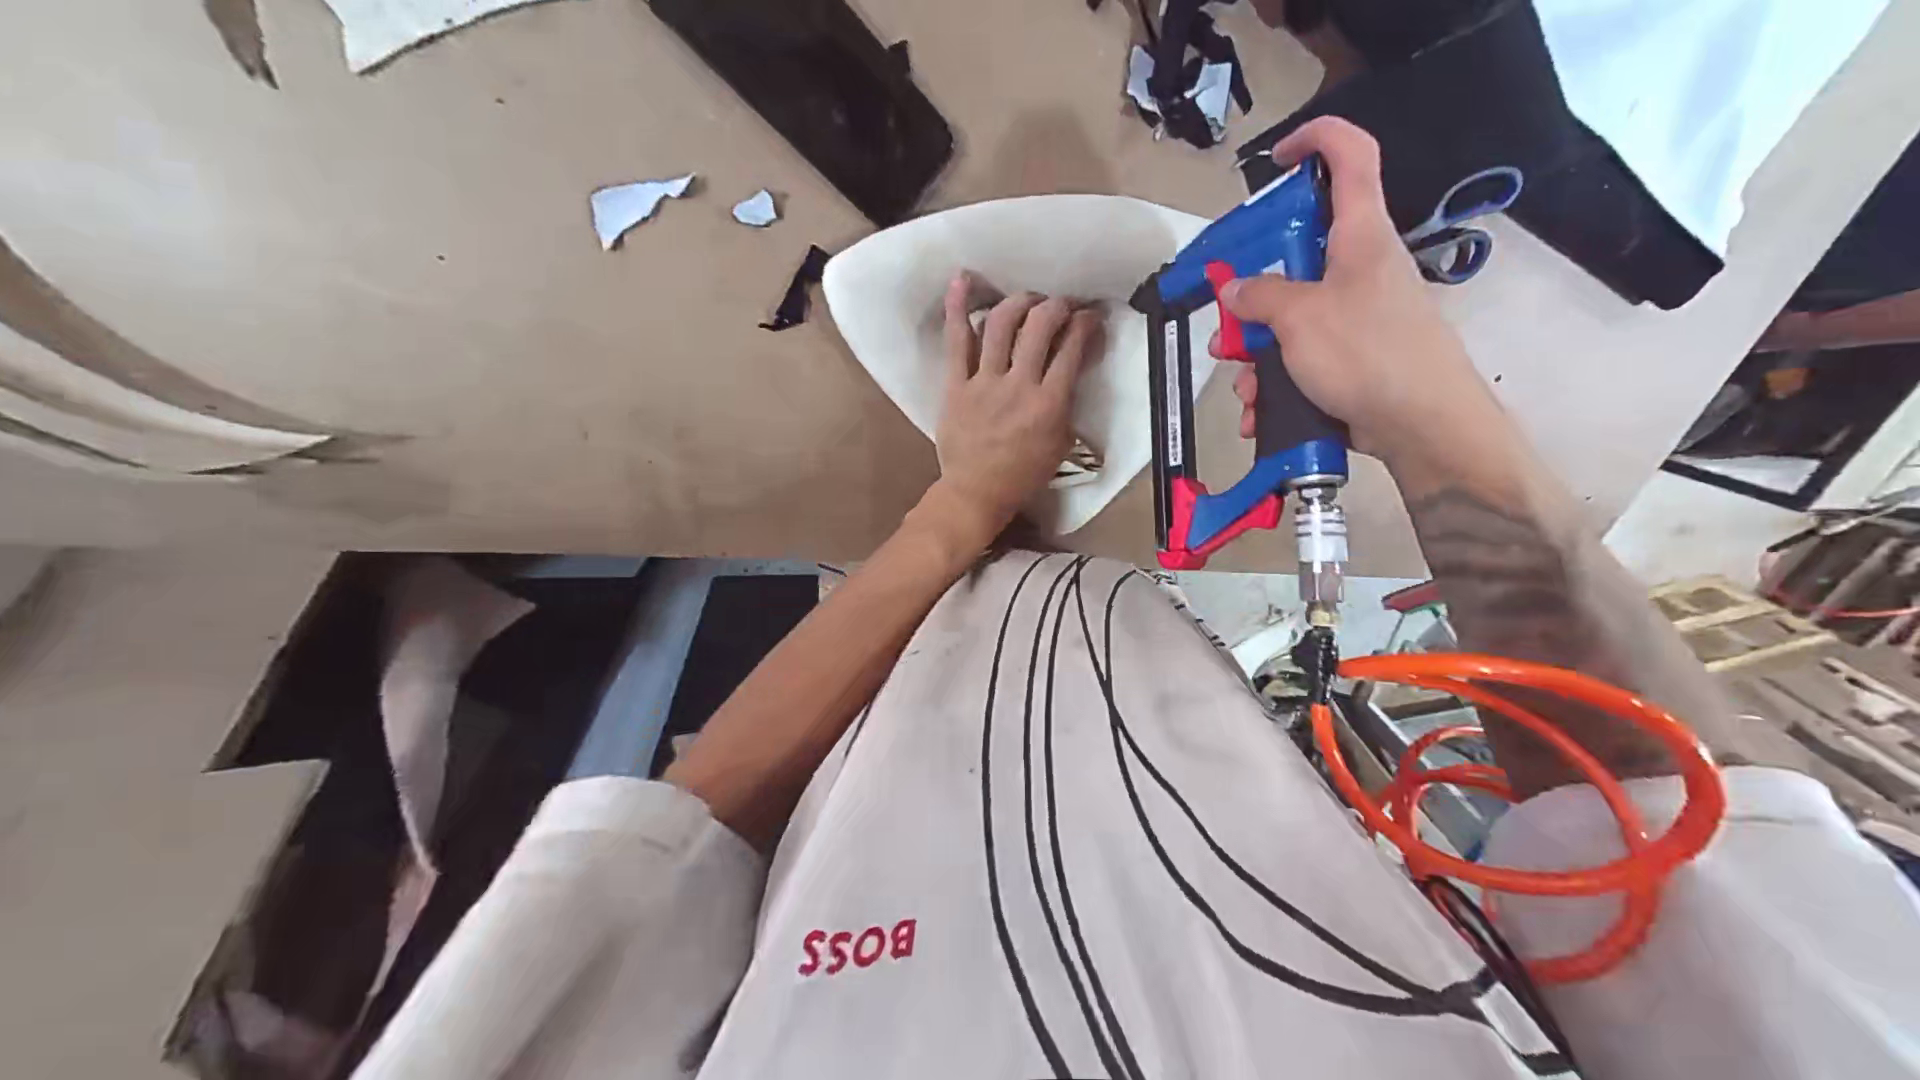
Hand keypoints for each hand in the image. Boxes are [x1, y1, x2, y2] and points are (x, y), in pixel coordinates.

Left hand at [923, 273, 1102, 548]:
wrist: (976, 492)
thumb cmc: (1023, 473)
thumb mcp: (1060, 442)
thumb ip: (1067, 403)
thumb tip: (1072, 367)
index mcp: (1049, 403)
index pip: (1073, 347)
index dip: (1085, 322)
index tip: (1088, 317)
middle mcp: (1019, 385)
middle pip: (1040, 324)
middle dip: (1055, 306)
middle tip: (1059, 307)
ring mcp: (984, 382)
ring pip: (1000, 323)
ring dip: (1018, 302)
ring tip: (1027, 301)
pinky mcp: (956, 384)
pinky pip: (956, 341)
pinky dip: (958, 307)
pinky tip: (963, 279)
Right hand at [1209, 117, 1500, 461]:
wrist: (1422, 423)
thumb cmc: (1367, 353)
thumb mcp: (1302, 317)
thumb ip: (1261, 296)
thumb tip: (1234, 288)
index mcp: (1359, 237)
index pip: (1350, 158)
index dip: (1317, 141)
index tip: (1277, 157)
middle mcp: (1357, 269)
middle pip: (1295, 259)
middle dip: (1250, 297)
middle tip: (1227, 327)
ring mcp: (1353, 316)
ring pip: (1288, 320)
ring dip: (1256, 355)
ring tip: (1244, 389)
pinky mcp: (1348, 358)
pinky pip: (1299, 359)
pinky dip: (1274, 385)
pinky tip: (1257, 412)